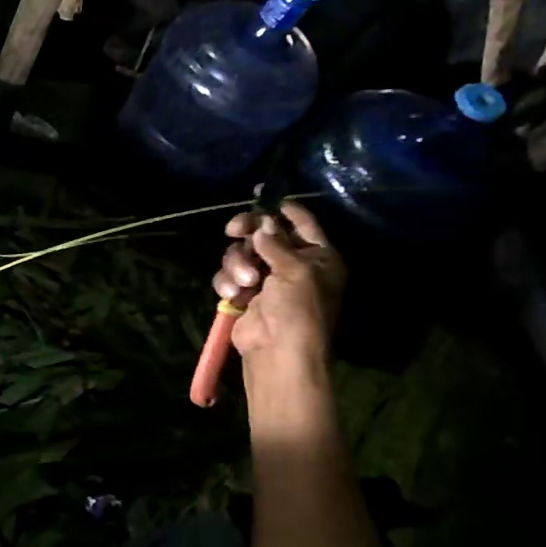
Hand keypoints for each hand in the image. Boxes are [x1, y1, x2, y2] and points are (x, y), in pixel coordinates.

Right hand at [212, 201, 345, 368]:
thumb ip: (276, 242)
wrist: (280, 353)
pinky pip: (229, 276)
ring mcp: (267, 281)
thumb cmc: (299, 309)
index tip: (260, 193)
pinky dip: (228, 283)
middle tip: (232, 229)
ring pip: (242, 254)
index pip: (301, 222)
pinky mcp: (245, 295)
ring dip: (237, 265)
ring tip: (244, 284)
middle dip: (247, 234)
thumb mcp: (295, 269)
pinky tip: (235, 296)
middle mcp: (293, 265)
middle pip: (264, 234)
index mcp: (317, 256)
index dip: (282, 207)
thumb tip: (263, 223)